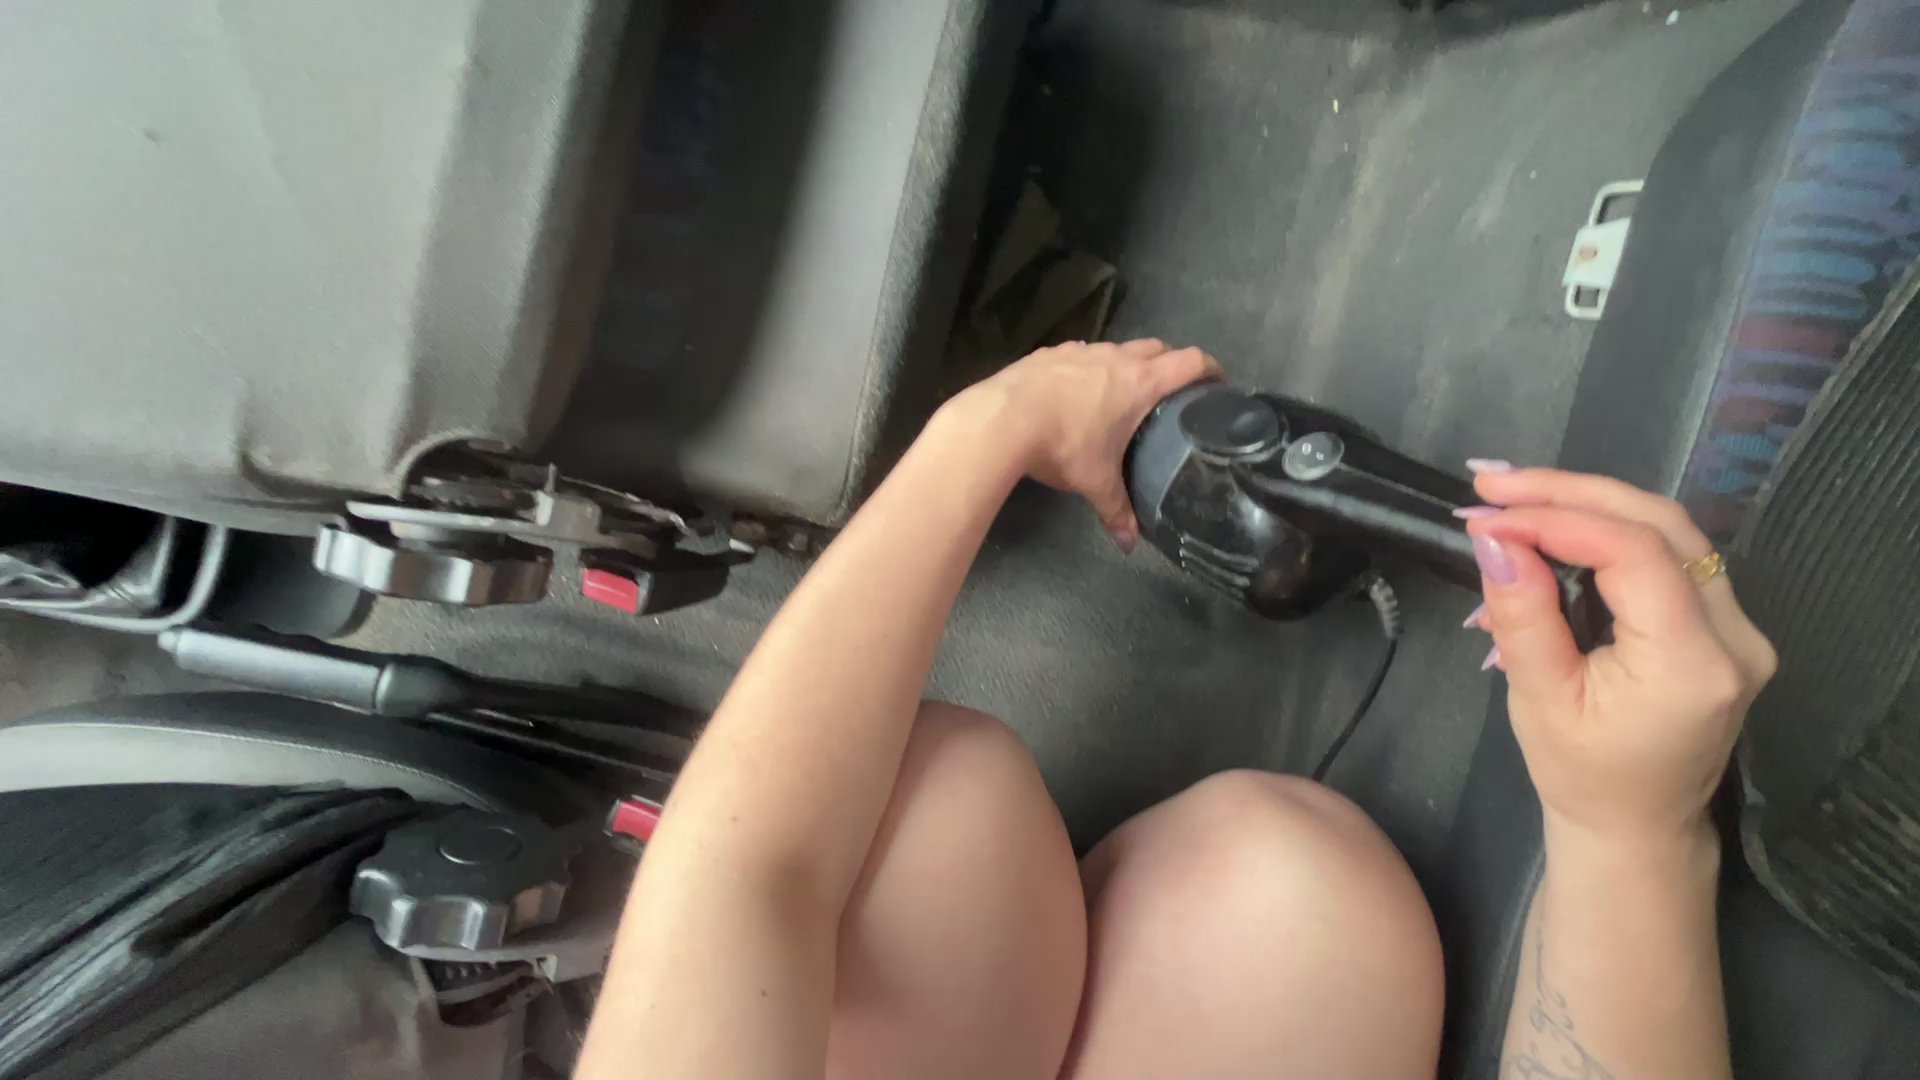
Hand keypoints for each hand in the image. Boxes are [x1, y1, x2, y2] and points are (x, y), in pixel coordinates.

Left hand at [952, 339, 1218, 547]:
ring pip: (1116, 348)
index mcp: (1139, 383)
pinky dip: (1088, 367)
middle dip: (1170, 363)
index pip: (1190, 362)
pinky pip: (1079, 354)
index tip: (1219, 382)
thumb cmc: (1061, 445)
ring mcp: (1079, 350)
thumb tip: (1130, 543)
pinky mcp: (1048, 353)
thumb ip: (1116, 510)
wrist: (1001, 419)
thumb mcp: (1094, 481)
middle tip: (1173, 390)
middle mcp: (1114, 357)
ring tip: (1123, 392)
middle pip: (1156, 347)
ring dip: (1127, 363)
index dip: (1211, 369)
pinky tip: (1076, 390)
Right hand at [1460, 466, 1777, 844]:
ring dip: (1583, 500)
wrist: (1634, 818)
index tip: (1481, 518)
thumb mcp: (1538, 696)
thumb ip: (1521, 614)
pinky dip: (1599, 526)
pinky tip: (1548, 519)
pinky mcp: (1716, 620)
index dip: (1554, 521)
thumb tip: (1492, 541)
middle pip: (1662, 524)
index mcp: (1692, 662)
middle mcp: (1735, 633)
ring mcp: (1736, 624)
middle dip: (1568, 491)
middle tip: (1489, 482)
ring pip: (1667, 528)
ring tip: (1508, 492)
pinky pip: (1663, 552)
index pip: (1634, 554)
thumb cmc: (1579, 769)